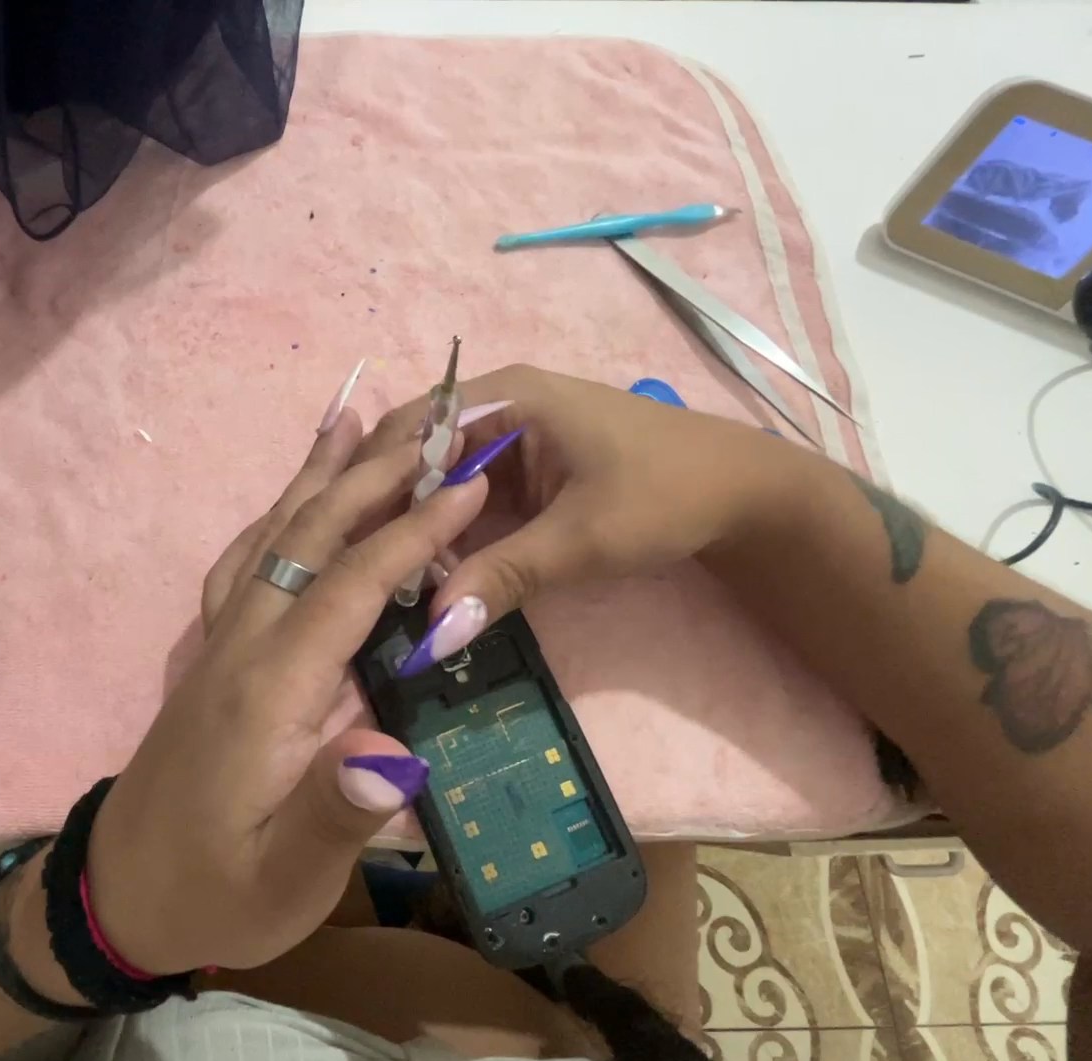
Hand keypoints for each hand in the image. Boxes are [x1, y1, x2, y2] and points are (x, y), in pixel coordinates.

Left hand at [83, 408, 493, 974]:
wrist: (119, 892)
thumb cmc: (214, 890)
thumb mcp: (283, 880)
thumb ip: (334, 815)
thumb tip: (395, 752)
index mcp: (269, 690)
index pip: (350, 587)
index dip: (411, 533)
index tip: (468, 485)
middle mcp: (241, 645)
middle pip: (305, 538)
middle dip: (369, 477)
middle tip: (427, 424)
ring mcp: (220, 643)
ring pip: (269, 537)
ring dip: (314, 476)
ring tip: (348, 417)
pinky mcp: (214, 654)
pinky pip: (243, 564)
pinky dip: (273, 517)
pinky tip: (289, 501)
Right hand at [357, 365, 817, 661]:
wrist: (744, 497)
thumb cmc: (668, 494)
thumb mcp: (583, 538)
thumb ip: (504, 579)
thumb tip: (434, 634)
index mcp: (506, 395)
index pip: (409, 428)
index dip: (374, 481)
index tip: (347, 540)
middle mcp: (496, 407)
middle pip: (416, 455)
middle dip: (391, 510)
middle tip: (359, 568)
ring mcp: (508, 440)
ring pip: (438, 482)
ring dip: (418, 527)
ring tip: (384, 576)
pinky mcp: (521, 473)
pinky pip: (466, 500)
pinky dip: (448, 534)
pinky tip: (430, 572)